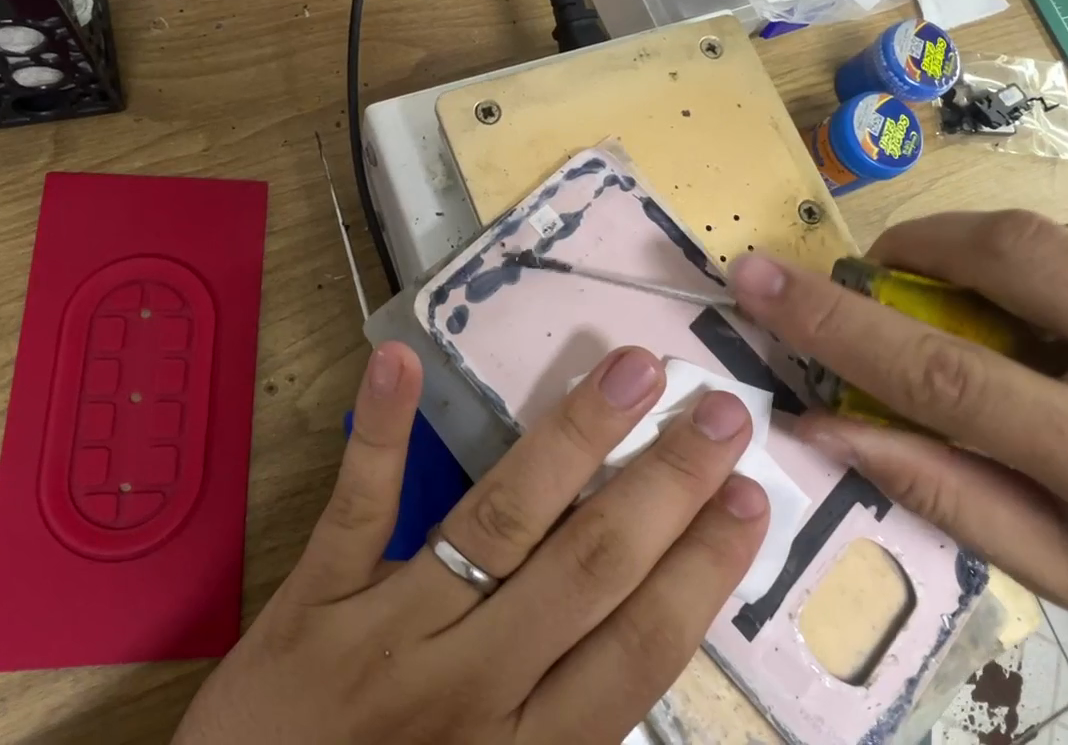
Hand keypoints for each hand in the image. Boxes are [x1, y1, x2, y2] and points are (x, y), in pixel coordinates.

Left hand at [174, 342, 769, 743]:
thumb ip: (572, 717)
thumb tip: (648, 627)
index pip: (640, 645)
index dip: (701, 567)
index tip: (749, 494)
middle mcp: (474, 682)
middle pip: (588, 567)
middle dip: (664, 483)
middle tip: (720, 411)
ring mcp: (391, 628)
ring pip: (498, 522)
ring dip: (571, 439)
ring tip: (631, 371)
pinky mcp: (318, 596)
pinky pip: (359, 508)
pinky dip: (381, 432)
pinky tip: (402, 359)